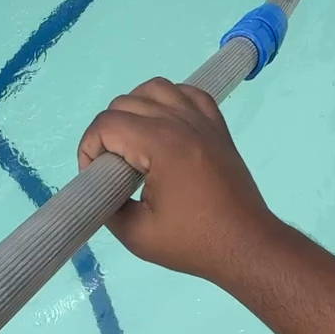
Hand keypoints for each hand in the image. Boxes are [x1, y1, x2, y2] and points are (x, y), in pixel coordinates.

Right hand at [78, 77, 286, 281]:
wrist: (245, 244)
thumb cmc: (194, 244)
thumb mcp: (137, 235)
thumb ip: (109, 208)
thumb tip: (100, 190)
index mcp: (161, 145)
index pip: (107, 124)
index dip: (89, 148)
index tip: (94, 176)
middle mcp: (182, 122)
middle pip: (126, 102)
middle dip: (107, 131)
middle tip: (111, 167)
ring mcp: (203, 120)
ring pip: (155, 88)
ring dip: (134, 109)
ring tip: (133, 143)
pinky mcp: (218, 127)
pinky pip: (188, 93)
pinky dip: (168, 101)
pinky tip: (164, 126)